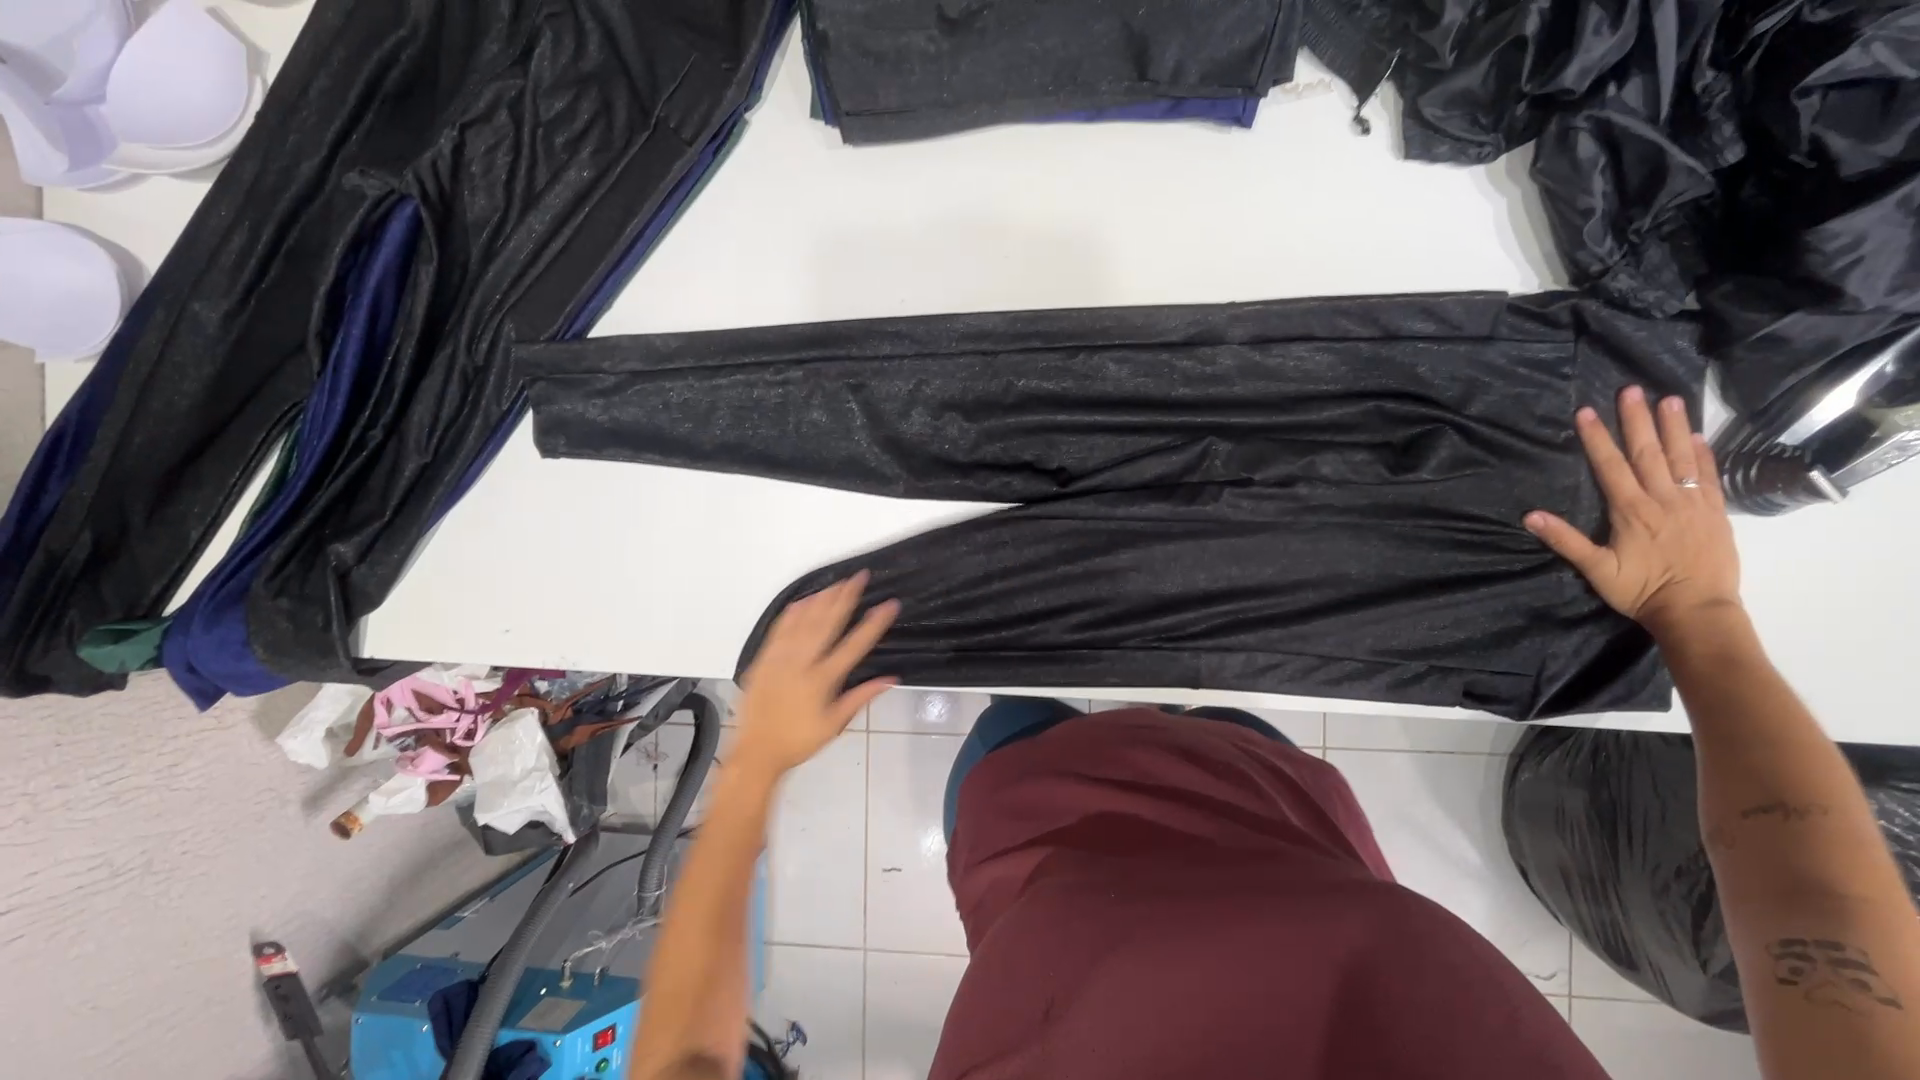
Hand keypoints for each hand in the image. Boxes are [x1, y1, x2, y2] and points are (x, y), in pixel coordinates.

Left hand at [733, 572, 898, 778]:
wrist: (756, 751)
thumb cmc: (799, 741)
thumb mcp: (835, 725)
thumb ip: (860, 697)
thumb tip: (890, 679)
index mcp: (822, 681)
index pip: (854, 645)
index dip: (873, 624)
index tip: (888, 605)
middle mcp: (802, 664)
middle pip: (826, 623)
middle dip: (845, 597)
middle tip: (858, 577)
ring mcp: (780, 659)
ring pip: (803, 622)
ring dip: (821, 599)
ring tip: (836, 583)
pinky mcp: (763, 660)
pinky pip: (779, 630)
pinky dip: (792, 613)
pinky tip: (802, 601)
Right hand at [1525, 386, 1741, 640]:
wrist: (1697, 610)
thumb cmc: (1641, 592)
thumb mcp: (1596, 570)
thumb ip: (1566, 540)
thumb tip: (1530, 516)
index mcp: (1631, 511)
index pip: (1610, 466)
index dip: (1597, 438)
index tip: (1587, 412)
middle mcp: (1662, 500)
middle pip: (1648, 453)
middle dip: (1637, 420)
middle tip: (1632, 390)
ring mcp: (1692, 504)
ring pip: (1682, 457)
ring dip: (1675, 427)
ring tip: (1670, 399)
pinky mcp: (1715, 513)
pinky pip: (1708, 477)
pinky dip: (1704, 454)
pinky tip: (1698, 437)